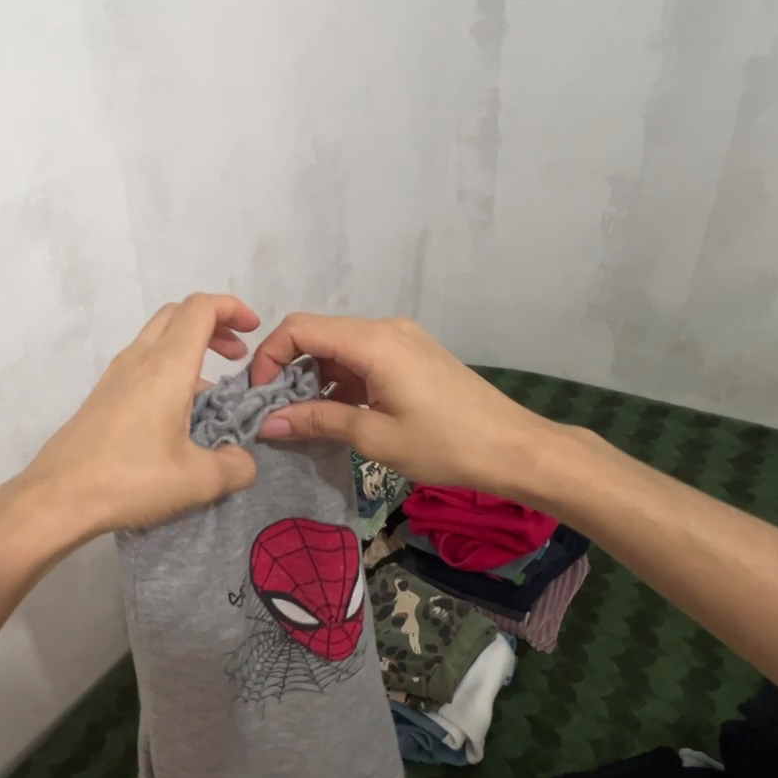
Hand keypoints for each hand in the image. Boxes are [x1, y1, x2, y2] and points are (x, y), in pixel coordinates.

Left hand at [18, 293, 262, 536]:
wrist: (58, 497)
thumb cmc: (130, 480)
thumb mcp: (197, 481)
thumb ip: (236, 467)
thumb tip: (244, 460)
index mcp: (166, 366)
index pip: (200, 309)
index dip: (232, 308)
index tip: (254, 331)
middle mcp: (139, 360)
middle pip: (177, 315)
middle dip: (212, 325)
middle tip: (236, 356)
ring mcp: (115, 376)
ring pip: (157, 339)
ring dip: (189, 349)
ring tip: (210, 394)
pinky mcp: (102, 396)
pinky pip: (141, 365)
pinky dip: (167, 370)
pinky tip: (177, 416)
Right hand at [246, 314, 561, 493]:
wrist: (516, 449)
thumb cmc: (445, 445)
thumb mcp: (374, 437)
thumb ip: (317, 421)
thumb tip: (267, 423)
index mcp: (373, 342)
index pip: (299, 328)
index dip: (269, 356)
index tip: (260, 395)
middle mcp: (385, 329)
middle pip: (317, 334)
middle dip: (287, 368)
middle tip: (275, 410)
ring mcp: (402, 339)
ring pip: (338, 347)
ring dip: (313, 376)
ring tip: (302, 417)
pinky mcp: (413, 354)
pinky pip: (362, 357)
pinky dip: (340, 379)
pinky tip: (337, 412)